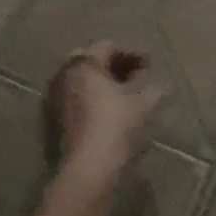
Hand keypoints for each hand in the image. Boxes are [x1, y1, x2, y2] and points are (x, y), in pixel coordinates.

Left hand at [44, 41, 164, 175]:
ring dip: (100, 85)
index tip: (149, 65)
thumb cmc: (116, 126)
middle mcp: (63, 75)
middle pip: (90, 62)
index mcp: (84, 64)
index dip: (132, 54)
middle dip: (113, 67)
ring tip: (123, 96)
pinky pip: (73, 101)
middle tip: (134, 76)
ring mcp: (53, 99)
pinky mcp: (51, 121)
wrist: (86, 168)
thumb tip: (165, 86)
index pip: (107, 47)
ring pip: (79, 83)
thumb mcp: (143, 105)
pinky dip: (90, 101)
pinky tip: (106, 114)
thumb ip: (154, 90)